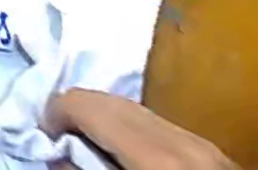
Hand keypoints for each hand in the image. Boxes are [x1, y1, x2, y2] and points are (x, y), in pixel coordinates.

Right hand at [45, 89, 238, 169]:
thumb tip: (57, 154)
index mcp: (158, 159)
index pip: (86, 105)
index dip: (55, 113)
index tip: (44, 136)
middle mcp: (180, 140)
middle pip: (108, 99)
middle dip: (76, 111)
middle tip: (58, 137)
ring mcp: (202, 143)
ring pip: (132, 107)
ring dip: (102, 116)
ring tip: (88, 142)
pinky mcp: (213, 152)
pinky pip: (155, 122)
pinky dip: (129, 127)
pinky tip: (123, 151)